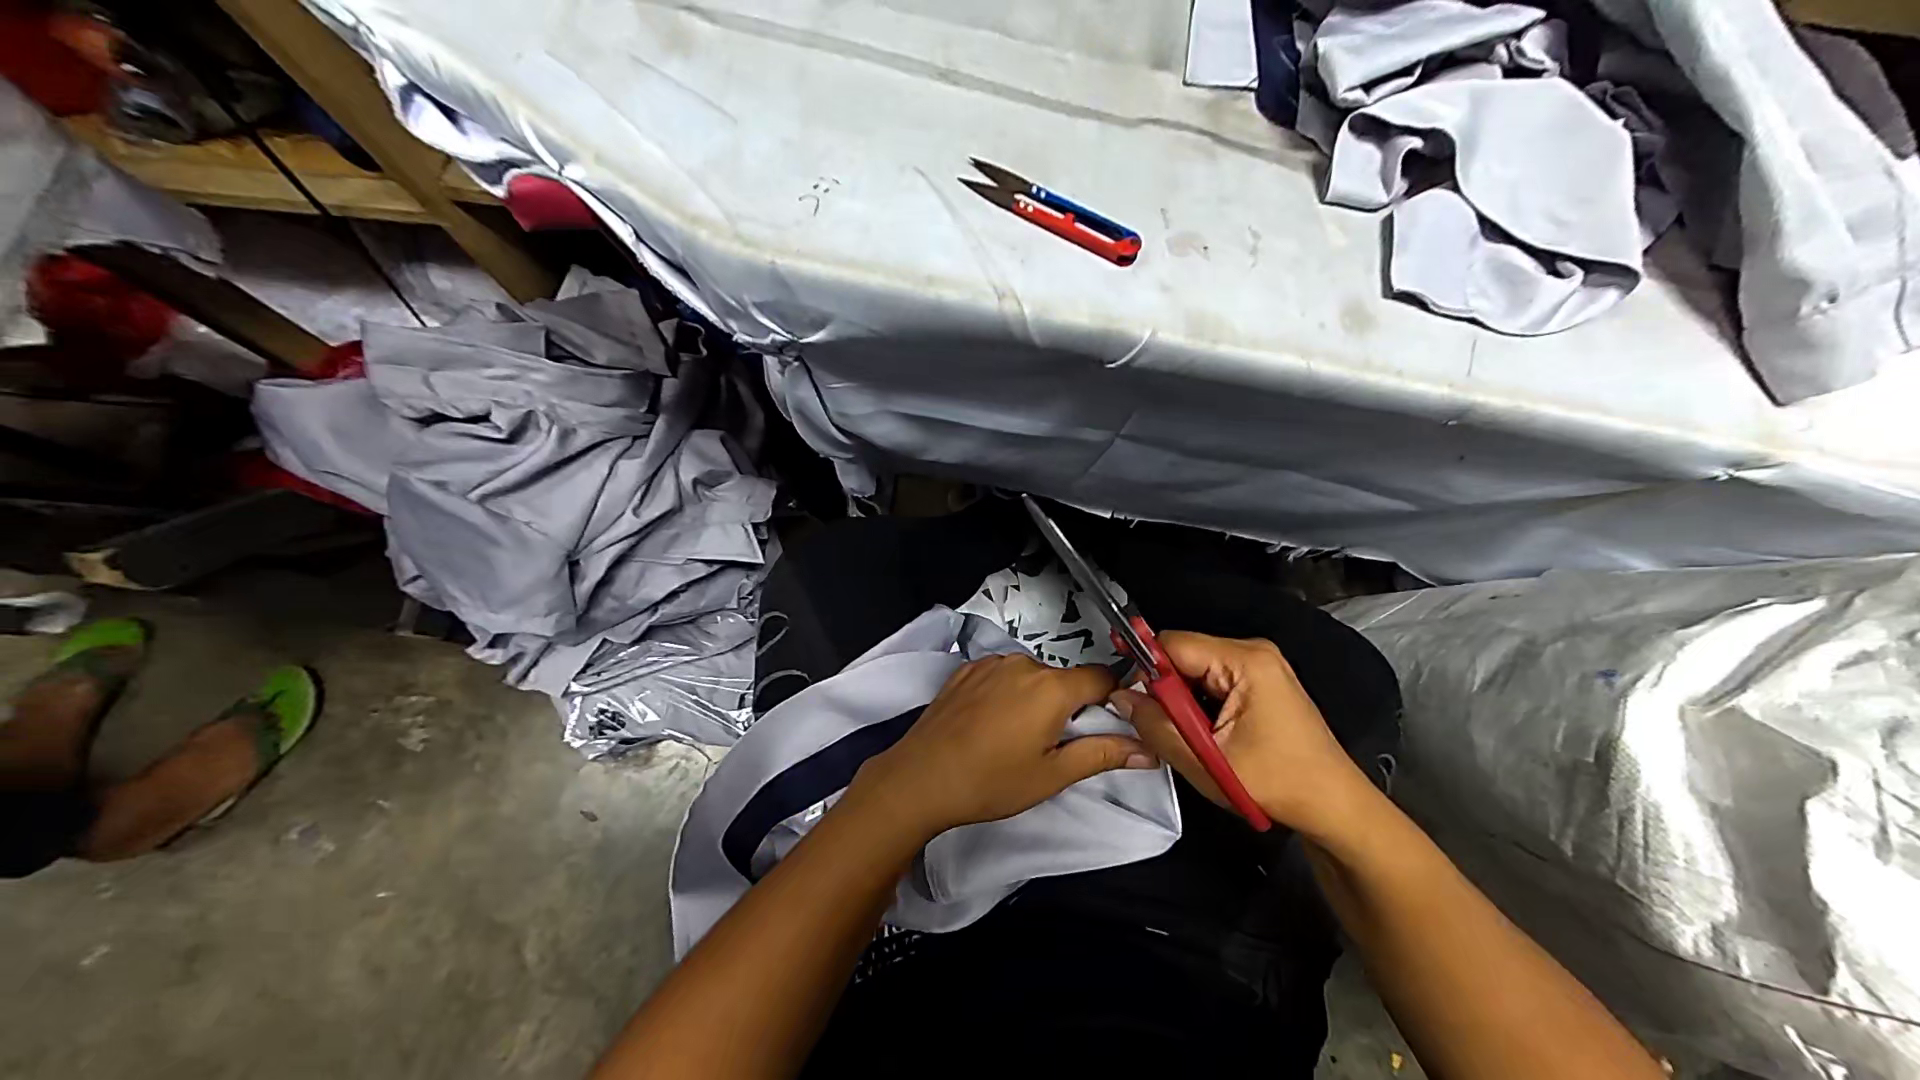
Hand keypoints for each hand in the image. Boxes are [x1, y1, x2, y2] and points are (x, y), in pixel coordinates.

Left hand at [844, 654, 1156, 840]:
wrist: (921, 778)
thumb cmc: (990, 781)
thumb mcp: (1053, 775)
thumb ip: (1103, 754)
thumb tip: (1148, 749)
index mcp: (1052, 687)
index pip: (1102, 677)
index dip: (1111, 699)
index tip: (1105, 724)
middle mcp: (1023, 664)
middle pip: (1065, 679)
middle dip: (1069, 706)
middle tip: (1052, 745)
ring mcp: (991, 663)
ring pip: (1032, 676)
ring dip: (1036, 699)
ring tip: (1015, 738)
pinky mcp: (966, 669)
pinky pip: (1002, 675)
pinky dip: (1006, 693)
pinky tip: (990, 724)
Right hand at [1108, 631, 1373, 840]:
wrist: (1335, 806)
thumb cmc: (1279, 784)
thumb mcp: (1206, 761)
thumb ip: (1156, 725)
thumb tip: (1120, 696)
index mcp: (1245, 660)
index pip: (1171, 643)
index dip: (1146, 670)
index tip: (1134, 703)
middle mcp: (1253, 651)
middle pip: (1182, 654)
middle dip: (1166, 691)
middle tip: (1167, 730)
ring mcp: (1259, 664)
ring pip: (1193, 669)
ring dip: (1183, 702)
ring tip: (1195, 738)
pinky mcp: (1260, 680)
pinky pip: (1211, 679)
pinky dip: (1199, 705)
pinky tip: (1209, 734)